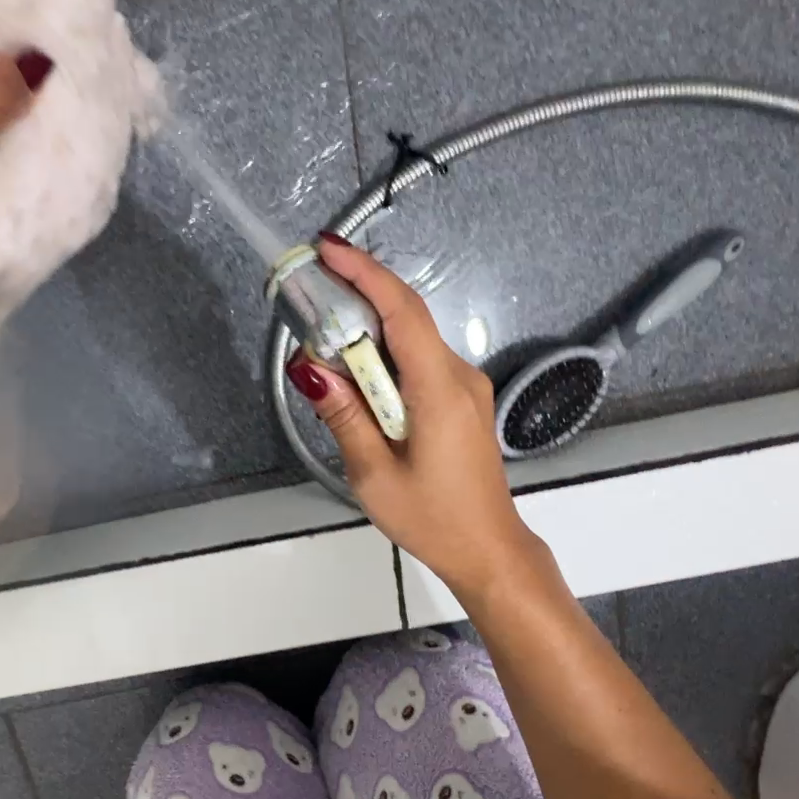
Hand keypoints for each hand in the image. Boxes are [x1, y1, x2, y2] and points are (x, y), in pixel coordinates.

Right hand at [287, 237, 540, 591]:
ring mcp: (463, 386)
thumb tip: (309, 369)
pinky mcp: (459, 400)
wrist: (488, 549)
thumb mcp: (374, 474)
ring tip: (319, 331)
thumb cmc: (432, 519)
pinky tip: (353, 370)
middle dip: (357, 293)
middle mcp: (457, 376)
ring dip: (366, 328)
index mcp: (439, 391)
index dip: (365, 273)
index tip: (328, 249)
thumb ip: (344, 416)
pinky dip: (382, 355)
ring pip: (410, 339)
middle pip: (405, 318)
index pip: (402, 312)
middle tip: (310, 285)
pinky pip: (417, 361)